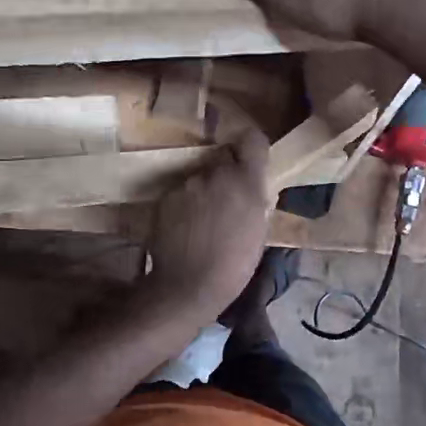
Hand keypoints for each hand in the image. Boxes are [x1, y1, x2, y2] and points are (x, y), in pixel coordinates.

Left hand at [141, 130, 269, 319]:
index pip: (252, 139)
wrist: (187, 286)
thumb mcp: (259, 231)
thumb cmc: (234, 265)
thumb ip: (257, 201)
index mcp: (246, 181)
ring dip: (205, 189)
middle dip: (227, 172)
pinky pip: (181, 191)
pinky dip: (185, 203)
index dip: (252, 148)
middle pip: (223, 156)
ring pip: (200, 175)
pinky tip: (186, 227)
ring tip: (205, 219)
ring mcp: (187, 184)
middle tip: (228, 199)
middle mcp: (215, 173)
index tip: (251, 161)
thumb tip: (254, 189)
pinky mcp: (166, 196)